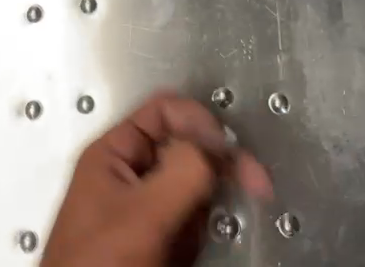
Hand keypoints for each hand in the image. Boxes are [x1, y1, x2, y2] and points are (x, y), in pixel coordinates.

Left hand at [43, 90, 272, 266]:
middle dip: (211, 172)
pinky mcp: (152, 243)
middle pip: (185, 149)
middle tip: (252, 185)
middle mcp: (127, 176)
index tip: (231, 150)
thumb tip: (216, 144)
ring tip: (182, 245)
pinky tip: (181, 258)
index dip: (201, 122)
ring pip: (192, 190)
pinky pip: (189, 226)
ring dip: (201, 214)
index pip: (166, 112)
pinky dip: (196, 239)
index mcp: (113, 154)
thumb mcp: (142, 214)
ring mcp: (140, 211)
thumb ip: (182, 171)